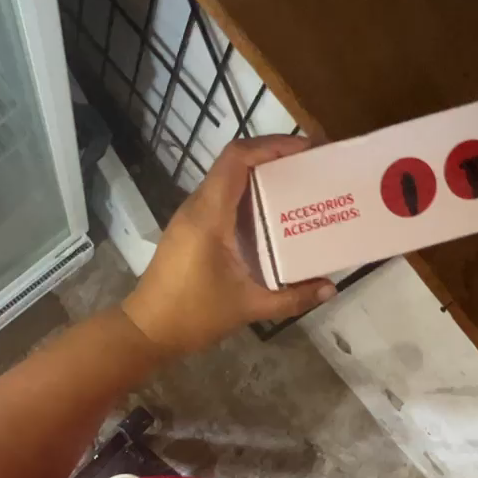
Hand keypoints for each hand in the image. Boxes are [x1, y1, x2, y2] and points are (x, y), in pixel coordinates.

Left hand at [121, 136, 337, 357]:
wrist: (147, 332)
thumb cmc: (193, 316)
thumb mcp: (248, 308)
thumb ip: (291, 298)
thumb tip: (330, 290)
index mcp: (209, 216)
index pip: (237, 158)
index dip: (272, 145)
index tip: (306, 150)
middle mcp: (196, 208)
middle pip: (235, 163)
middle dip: (273, 159)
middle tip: (310, 169)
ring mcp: (188, 218)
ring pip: (226, 181)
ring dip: (260, 178)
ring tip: (296, 189)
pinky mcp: (187, 231)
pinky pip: (220, 200)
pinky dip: (246, 198)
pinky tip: (269, 218)